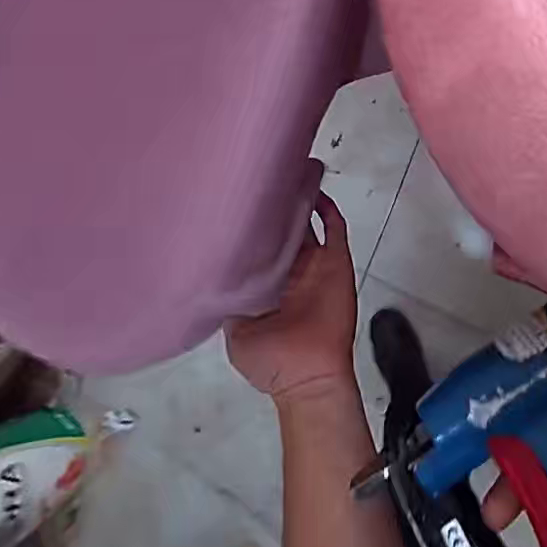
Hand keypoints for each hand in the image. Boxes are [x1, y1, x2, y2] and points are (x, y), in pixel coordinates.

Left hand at [226, 186, 357, 405]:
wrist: (308, 373)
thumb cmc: (270, 360)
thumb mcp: (236, 331)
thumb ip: (229, 299)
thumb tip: (210, 272)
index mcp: (266, 281)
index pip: (257, 243)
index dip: (248, 222)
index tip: (233, 199)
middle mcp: (290, 267)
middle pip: (283, 226)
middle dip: (274, 204)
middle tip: (261, 176)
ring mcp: (315, 262)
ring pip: (308, 221)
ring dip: (301, 199)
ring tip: (289, 173)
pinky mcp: (336, 260)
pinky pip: (335, 228)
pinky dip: (327, 209)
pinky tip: (314, 192)